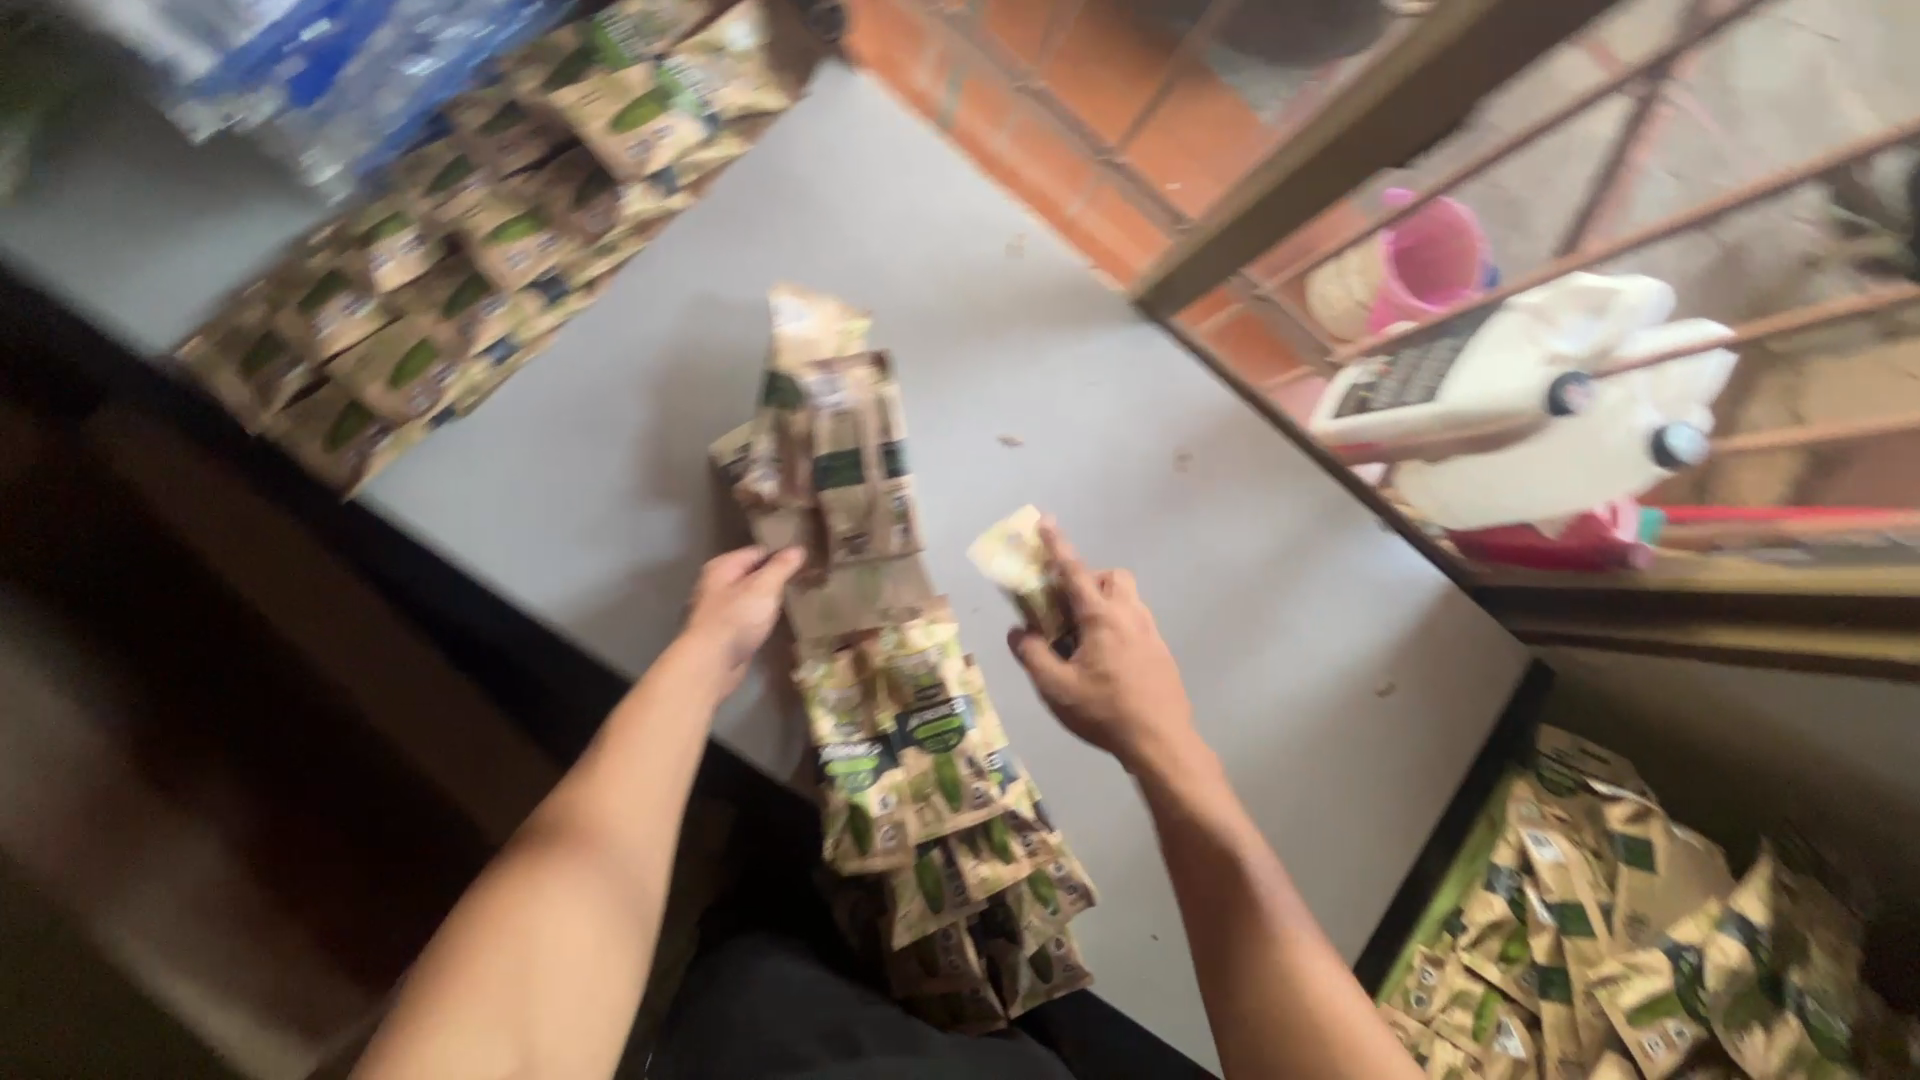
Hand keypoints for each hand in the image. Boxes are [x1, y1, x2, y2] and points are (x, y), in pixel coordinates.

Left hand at [681, 545, 805, 694]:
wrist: (711, 663)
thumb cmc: (736, 619)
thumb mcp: (764, 587)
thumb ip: (781, 567)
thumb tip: (798, 549)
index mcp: (722, 566)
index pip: (759, 552)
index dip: (782, 555)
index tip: (806, 563)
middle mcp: (716, 583)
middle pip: (753, 573)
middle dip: (776, 577)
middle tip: (804, 581)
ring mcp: (718, 608)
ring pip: (750, 596)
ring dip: (769, 599)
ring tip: (795, 600)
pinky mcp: (724, 630)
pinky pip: (747, 615)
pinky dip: (761, 616)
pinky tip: (775, 621)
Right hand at [1006, 519, 1197, 773]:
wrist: (1162, 741)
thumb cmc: (1105, 712)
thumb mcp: (1056, 688)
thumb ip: (1033, 655)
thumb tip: (1019, 633)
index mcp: (1102, 618)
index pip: (1075, 572)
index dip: (1057, 546)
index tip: (1045, 521)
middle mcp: (1130, 616)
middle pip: (1113, 577)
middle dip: (1090, 580)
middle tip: (1069, 609)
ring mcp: (1151, 633)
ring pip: (1128, 599)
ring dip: (1104, 604)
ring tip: (1084, 641)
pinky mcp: (1162, 652)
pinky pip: (1137, 623)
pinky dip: (1118, 627)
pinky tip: (1107, 663)